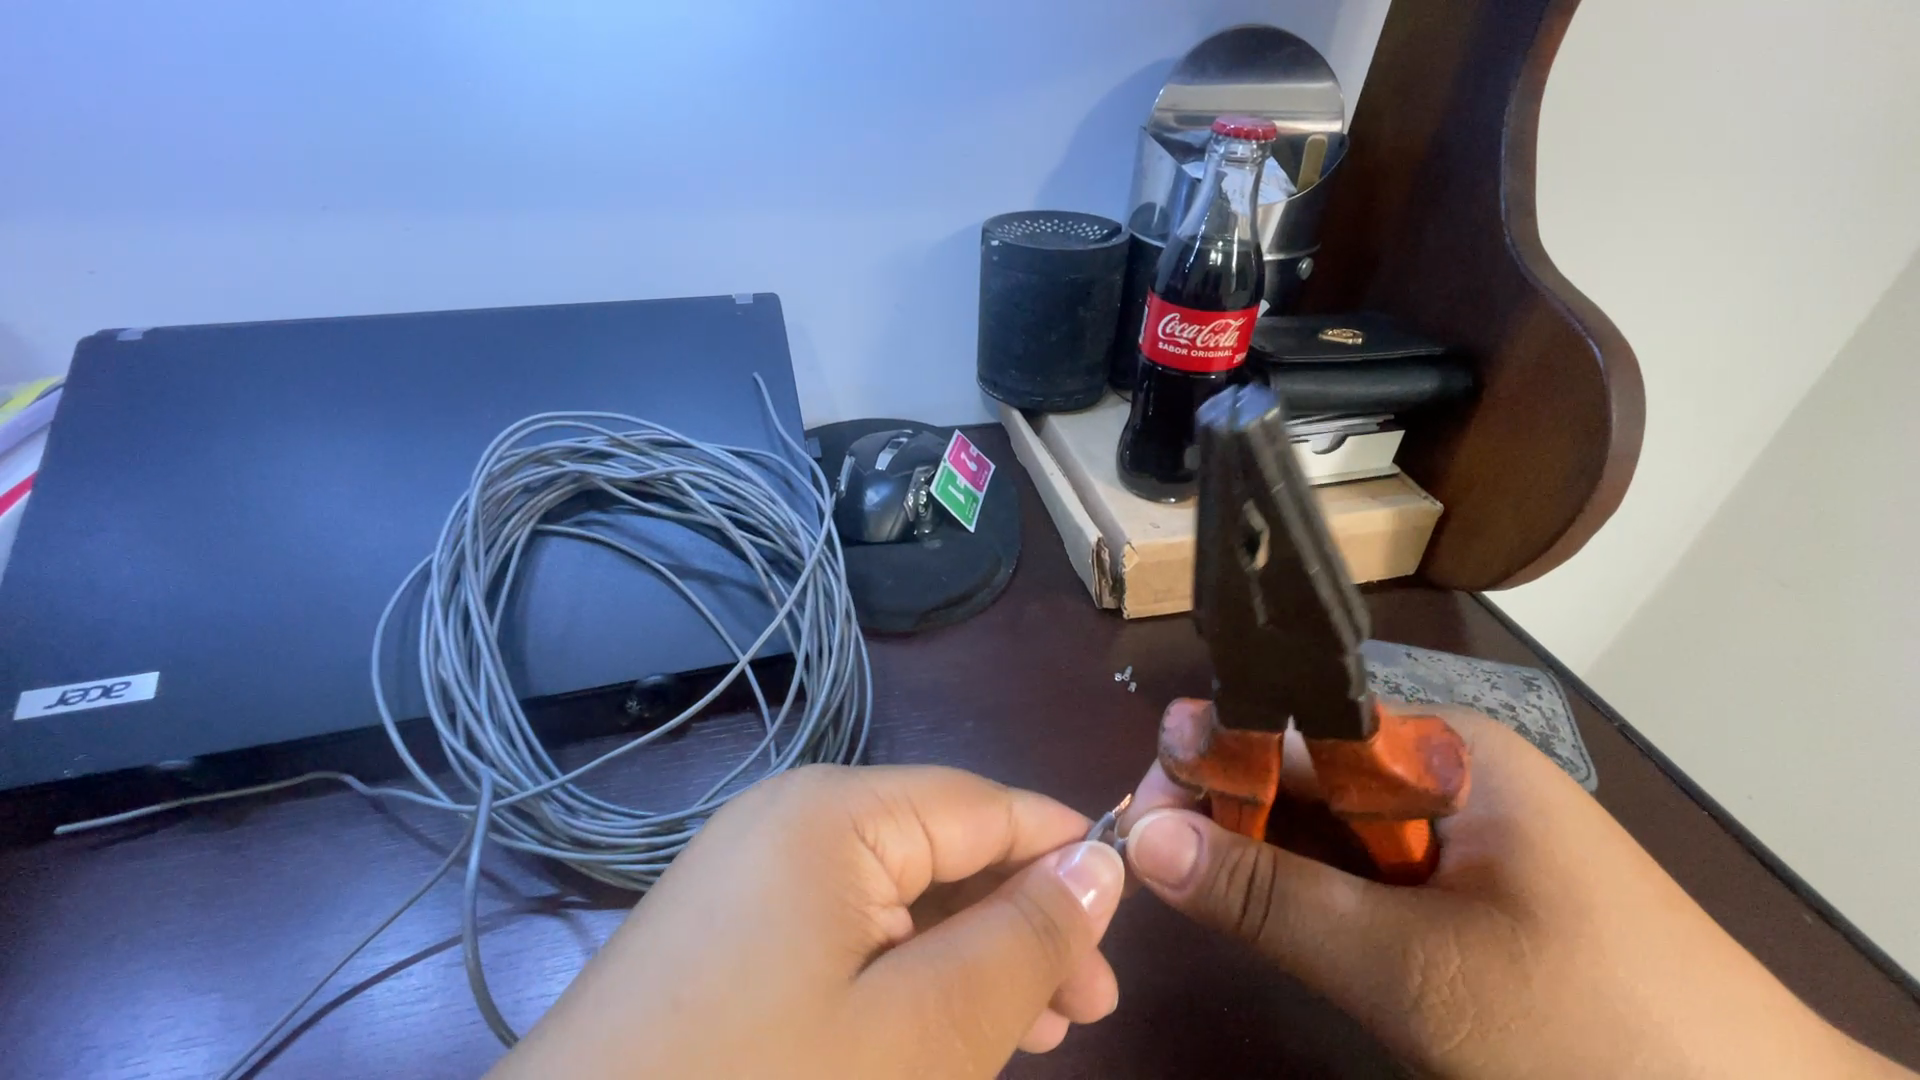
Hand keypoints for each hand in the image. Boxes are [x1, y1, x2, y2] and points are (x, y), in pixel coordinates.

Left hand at [487, 765, 1125, 1079]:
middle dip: (1019, 920)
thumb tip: (1100, 862)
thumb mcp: (924, 1033)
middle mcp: (788, 821)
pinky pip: (843, 934)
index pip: (980, 804)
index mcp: (834, 813)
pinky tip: (939, 1031)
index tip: (1126, 915)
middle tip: (1087, 1009)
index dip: (1060, 850)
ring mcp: (748, 878)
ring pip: (895, 898)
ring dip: (968, 957)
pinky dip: (902, 978)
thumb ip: (1022, 938)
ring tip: (1035, 1031)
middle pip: (939, 849)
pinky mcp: (726, 937)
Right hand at [1121, 701, 1912, 1079]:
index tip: (1139, 804)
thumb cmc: (1596, 1035)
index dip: (1210, 758)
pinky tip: (1255, 906)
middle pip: (1304, 771)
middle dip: (1223, 807)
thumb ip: (1270, 897)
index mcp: (1445, 750)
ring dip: (1255, 849)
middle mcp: (1444, 773)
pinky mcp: (1459, 890)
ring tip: (1180, 877)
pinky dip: (1300, 888)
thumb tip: (1142, 838)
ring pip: (1325, 825)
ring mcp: (1455, 834)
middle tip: (1146, 854)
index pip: (1295, 729)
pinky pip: (1358, 870)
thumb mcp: (1414, 969)